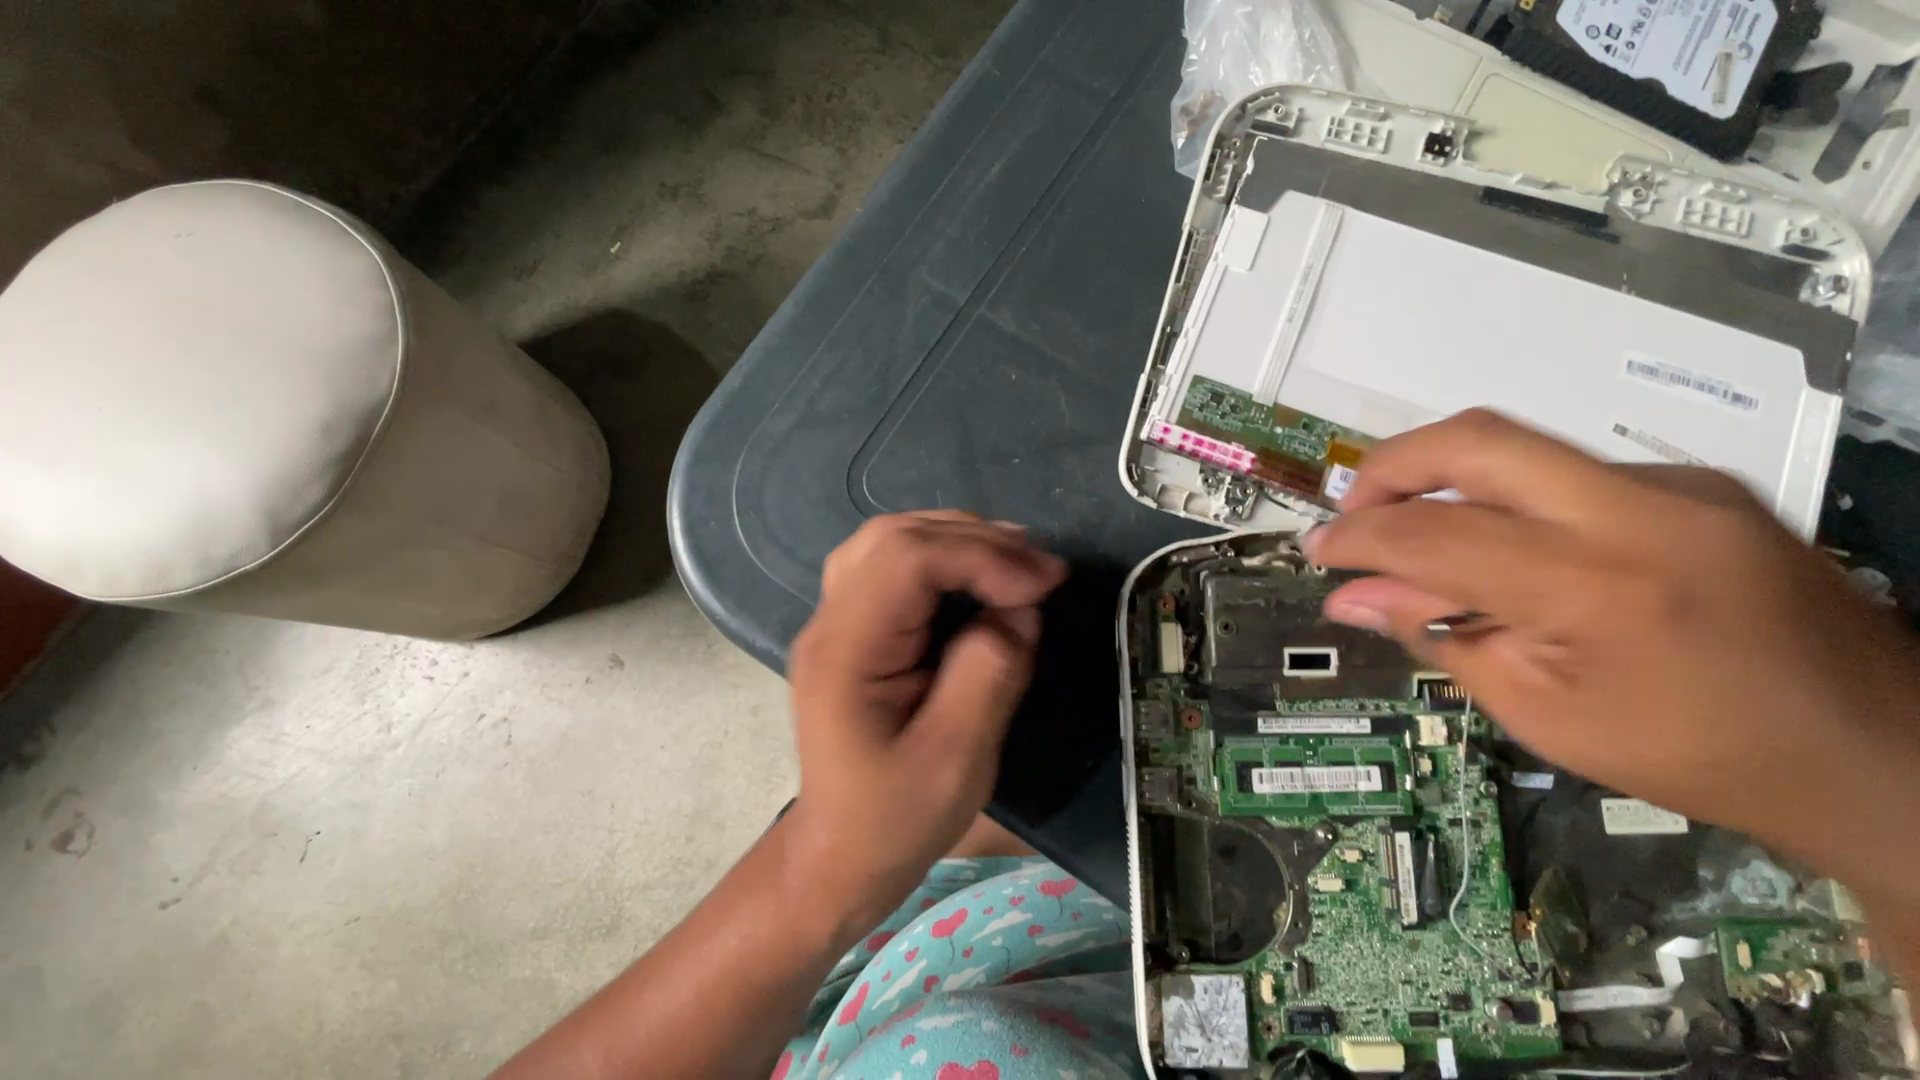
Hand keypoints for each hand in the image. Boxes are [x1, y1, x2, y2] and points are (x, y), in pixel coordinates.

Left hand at [783, 511, 1067, 932]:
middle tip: (1043, 569)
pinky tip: (980, 571)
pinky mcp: (852, 629)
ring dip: (959, 539)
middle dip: (977, 540)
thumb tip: (1021, 609)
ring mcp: (834, 622)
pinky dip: (942, 556)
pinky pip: (891, 566)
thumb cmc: (895, 818)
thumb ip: (989, 674)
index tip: (1043, 585)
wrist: (841, 853)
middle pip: (896, 537)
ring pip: (890, 541)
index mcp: (844, 651)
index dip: (980, 556)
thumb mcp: (956, 759)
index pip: (906, 560)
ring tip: (1020, 561)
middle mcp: (829, 622)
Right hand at [1302, 410, 1919, 900]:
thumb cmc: (1693, 754)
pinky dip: (1511, 504)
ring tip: (1417, 540)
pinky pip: (1571, 476)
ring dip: (1448, 482)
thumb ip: (1440, 636)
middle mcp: (1639, 509)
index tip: (1316, 550)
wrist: (1879, 752)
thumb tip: (1351, 597)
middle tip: (1352, 510)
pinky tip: (1509, 556)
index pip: (1434, 533)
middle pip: (1476, 438)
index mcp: (1595, 586)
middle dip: (1390, 466)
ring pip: (1522, 451)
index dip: (1357, 536)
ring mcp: (1678, 486)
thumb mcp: (1543, 713)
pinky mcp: (1699, 485)